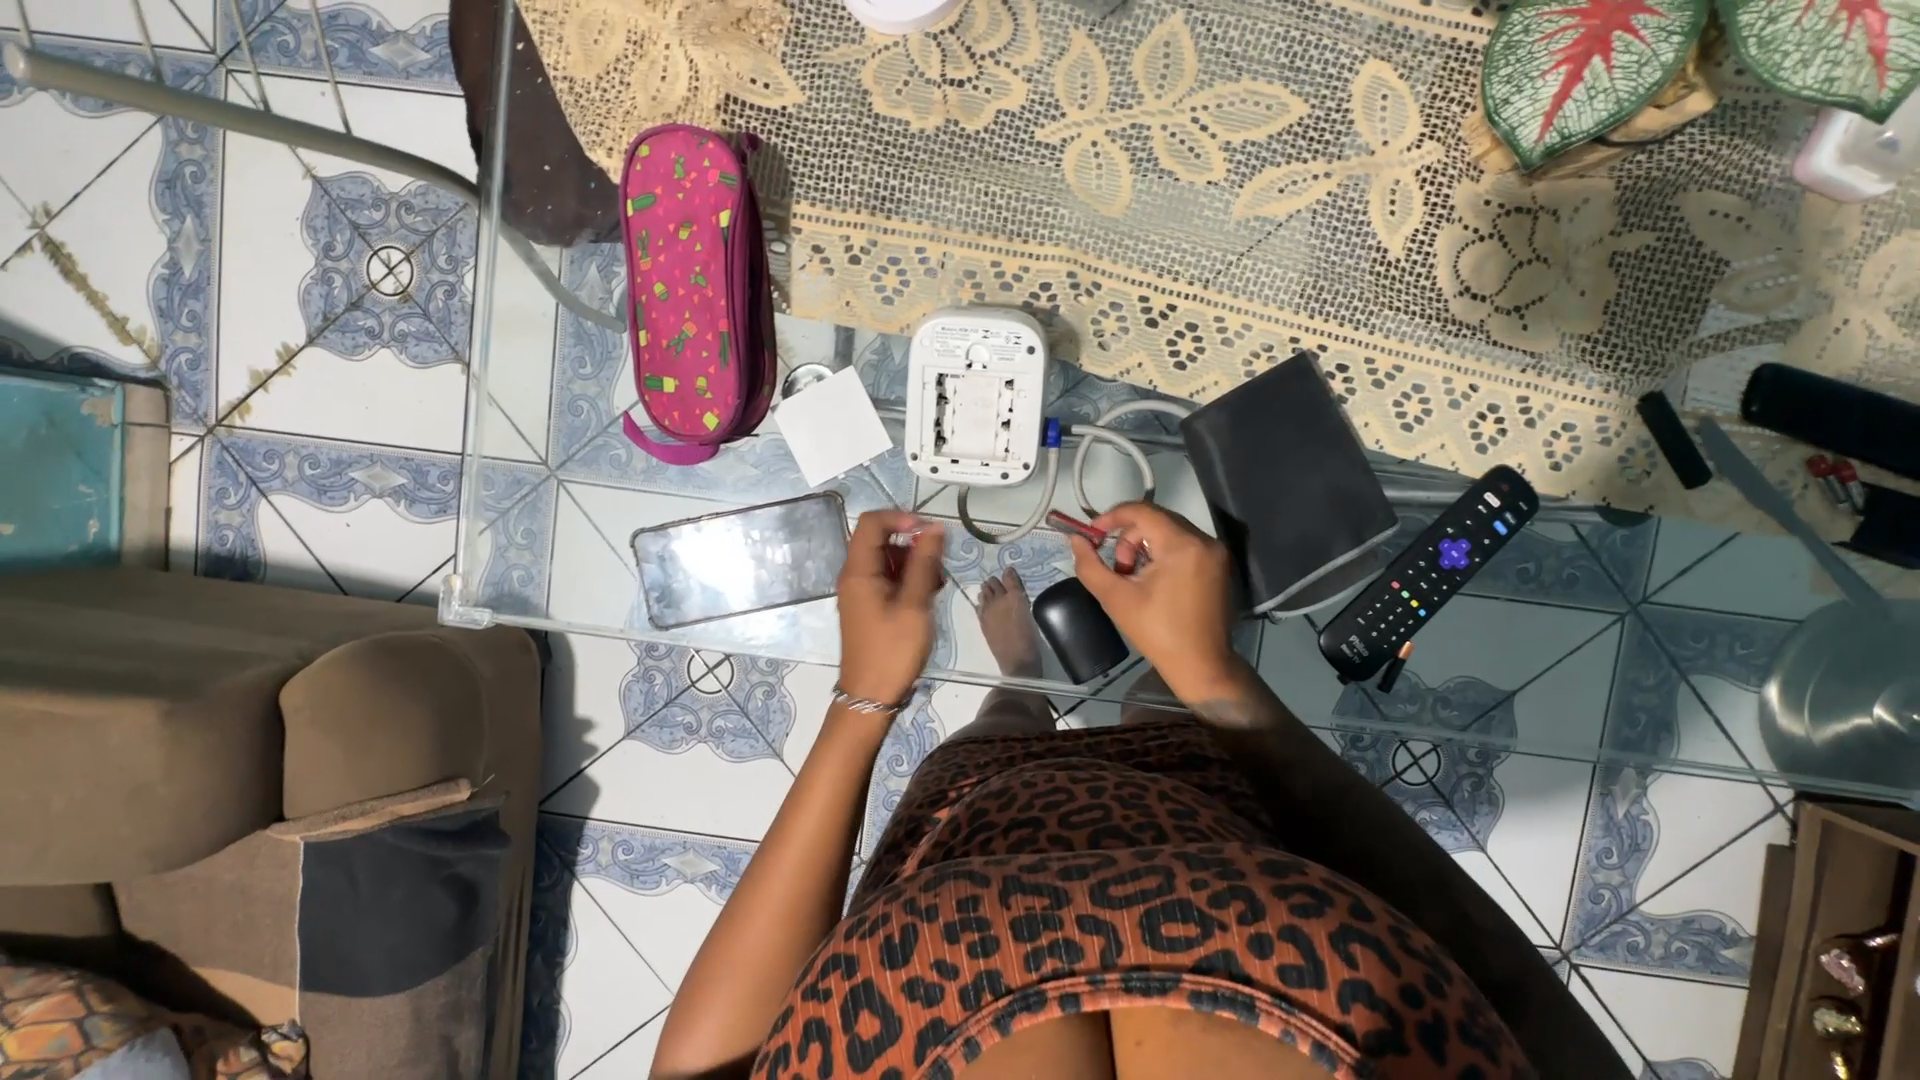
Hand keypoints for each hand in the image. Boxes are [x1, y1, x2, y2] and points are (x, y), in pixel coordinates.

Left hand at [836, 512, 943, 704]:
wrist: (871, 696)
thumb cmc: (893, 651)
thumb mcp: (915, 604)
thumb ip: (924, 563)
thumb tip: (934, 528)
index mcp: (858, 571)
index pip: (872, 522)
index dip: (901, 518)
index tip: (930, 532)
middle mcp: (854, 576)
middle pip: (881, 540)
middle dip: (913, 545)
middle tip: (939, 565)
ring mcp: (860, 592)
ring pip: (887, 560)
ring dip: (914, 564)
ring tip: (937, 585)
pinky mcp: (869, 606)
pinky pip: (888, 579)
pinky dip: (908, 580)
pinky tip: (928, 596)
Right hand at [1069, 502, 1241, 700]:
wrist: (1201, 665)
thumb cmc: (1157, 633)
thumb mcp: (1116, 598)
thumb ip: (1090, 565)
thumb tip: (1076, 540)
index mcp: (1181, 546)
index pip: (1142, 512)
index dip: (1112, 517)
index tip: (1093, 533)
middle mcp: (1204, 541)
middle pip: (1156, 519)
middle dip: (1128, 537)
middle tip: (1117, 568)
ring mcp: (1215, 552)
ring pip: (1170, 530)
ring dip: (1145, 545)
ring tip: (1134, 578)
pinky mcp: (1219, 564)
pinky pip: (1184, 544)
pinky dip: (1163, 553)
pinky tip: (1153, 580)